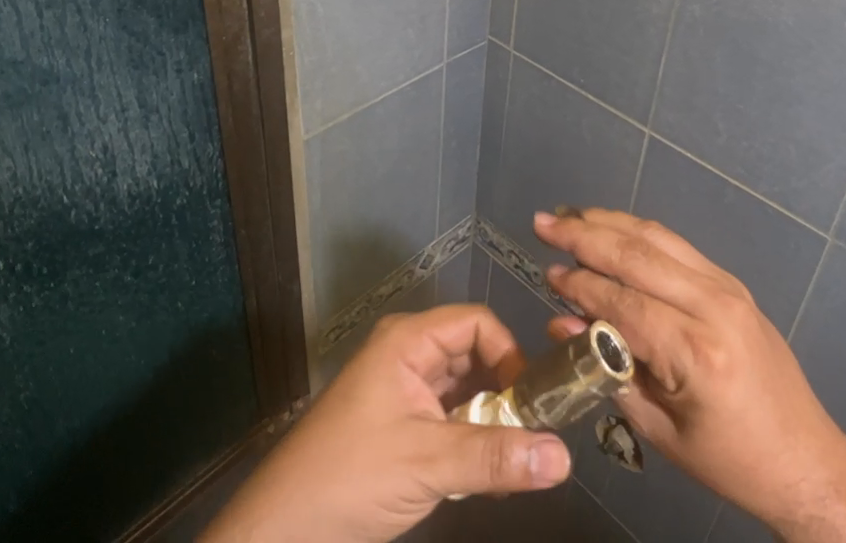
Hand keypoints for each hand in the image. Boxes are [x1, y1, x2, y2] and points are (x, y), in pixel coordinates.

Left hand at [200, 304, 571, 542]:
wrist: (281, 532)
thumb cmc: (350, 478)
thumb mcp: (427, 464)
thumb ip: (496, 457)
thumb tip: (564, 456)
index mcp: (407, 342)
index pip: (476, 324)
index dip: (509, 354)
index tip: (532, 400)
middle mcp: (407, 357)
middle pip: (475, 356)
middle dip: (506, 392)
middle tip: (533, 433)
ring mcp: (403, 392)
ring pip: (466, 391)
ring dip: (492, 421)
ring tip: (516, 460)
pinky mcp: (401, 426)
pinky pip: (451, 419)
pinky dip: (474, 441)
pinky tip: (491, 474)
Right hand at [534, 209, 845, 542]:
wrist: (805, 459)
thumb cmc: (730, 460)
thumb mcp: (659, 428)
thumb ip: (608, 370)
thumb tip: (562, 324)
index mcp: (696, 350)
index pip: (622, 301)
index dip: (579, 284)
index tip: (546, 273)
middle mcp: (714, 306)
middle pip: (637, 255)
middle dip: (585, 235)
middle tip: (543, 222)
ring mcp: (729, 288)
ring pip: (658, 239)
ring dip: (610, 223)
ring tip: (570, 216)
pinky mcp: (735, 285)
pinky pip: (678, 247)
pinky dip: (640, 233)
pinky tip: (614, 230)